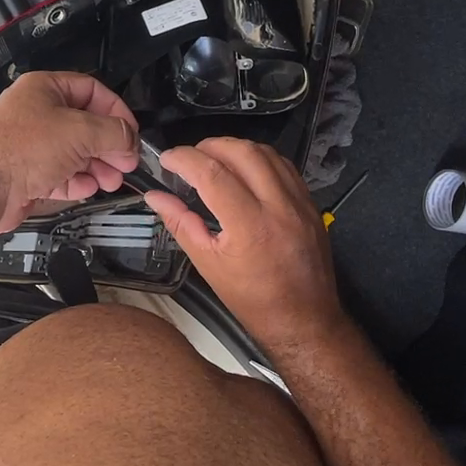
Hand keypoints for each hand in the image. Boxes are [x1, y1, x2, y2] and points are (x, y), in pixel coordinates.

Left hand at [0, 71, 140, 232]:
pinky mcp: (29, 172)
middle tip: (126, 161)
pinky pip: (62, 173)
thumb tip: (130, 139)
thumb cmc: (21, 151)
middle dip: (109, 146)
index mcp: (44, 89)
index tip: (131, 132)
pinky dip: (77, 181)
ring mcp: (32, 144)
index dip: (116, 110)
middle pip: (87, 125)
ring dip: (98, 167)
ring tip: (111, 180)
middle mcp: (37, 113)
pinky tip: (86, 188)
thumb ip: (113, 132)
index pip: (92, 90)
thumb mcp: (80, 133)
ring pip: (76, 152)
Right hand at [143, 138, 351, 357]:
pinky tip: (244, 169)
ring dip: (235, 148)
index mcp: (249, 226)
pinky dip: (260, 159)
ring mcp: (299, 203)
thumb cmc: (253, 300)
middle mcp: (278, 207)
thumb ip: (180, 223)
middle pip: (241, 152)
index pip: (212, 173)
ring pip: (266, 153)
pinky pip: (284, 166)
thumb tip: (155, 196)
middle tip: (189, 158)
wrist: (304, 320)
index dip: (184, 159)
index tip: (167, 159)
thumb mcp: (208, 264)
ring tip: (214, 159)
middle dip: (209, 146)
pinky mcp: (310, 203)